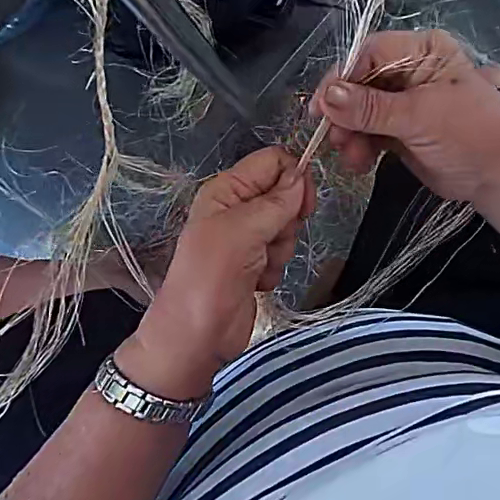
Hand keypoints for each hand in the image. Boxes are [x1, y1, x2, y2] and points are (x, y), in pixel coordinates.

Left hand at [119, 147, 313, 398]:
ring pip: (287, 227)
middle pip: (285, 195)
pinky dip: (275, 269)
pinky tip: (257, 282)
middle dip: (287, 220)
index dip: (293, 178)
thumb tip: (302, 174)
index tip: (303, 206)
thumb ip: (275, 201)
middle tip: (269, 241)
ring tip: (258, 266)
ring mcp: (246, 238)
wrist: (196, 337)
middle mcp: (237, 209)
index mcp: (226, 190)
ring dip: (281, 249)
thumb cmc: (210, 277)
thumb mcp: (241, 231)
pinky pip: (282, 254)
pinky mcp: (255, 264)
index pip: (272, 162)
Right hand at [316, 30, 499, 204]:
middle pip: (360, 82)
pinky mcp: (401, 130)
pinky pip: (369, 132)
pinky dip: (360, 146)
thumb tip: (327, 97)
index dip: (342, 77)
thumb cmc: (470, 134)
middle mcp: (410, 71)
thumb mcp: (419, 116)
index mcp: (422, 52)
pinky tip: (359, 162)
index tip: (321, 106)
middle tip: (332, 138)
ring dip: (349, 133)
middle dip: (344, 111)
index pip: (369, 53)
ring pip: (360, 110)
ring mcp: (405, 102)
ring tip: (350, 156)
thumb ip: (370, 108)